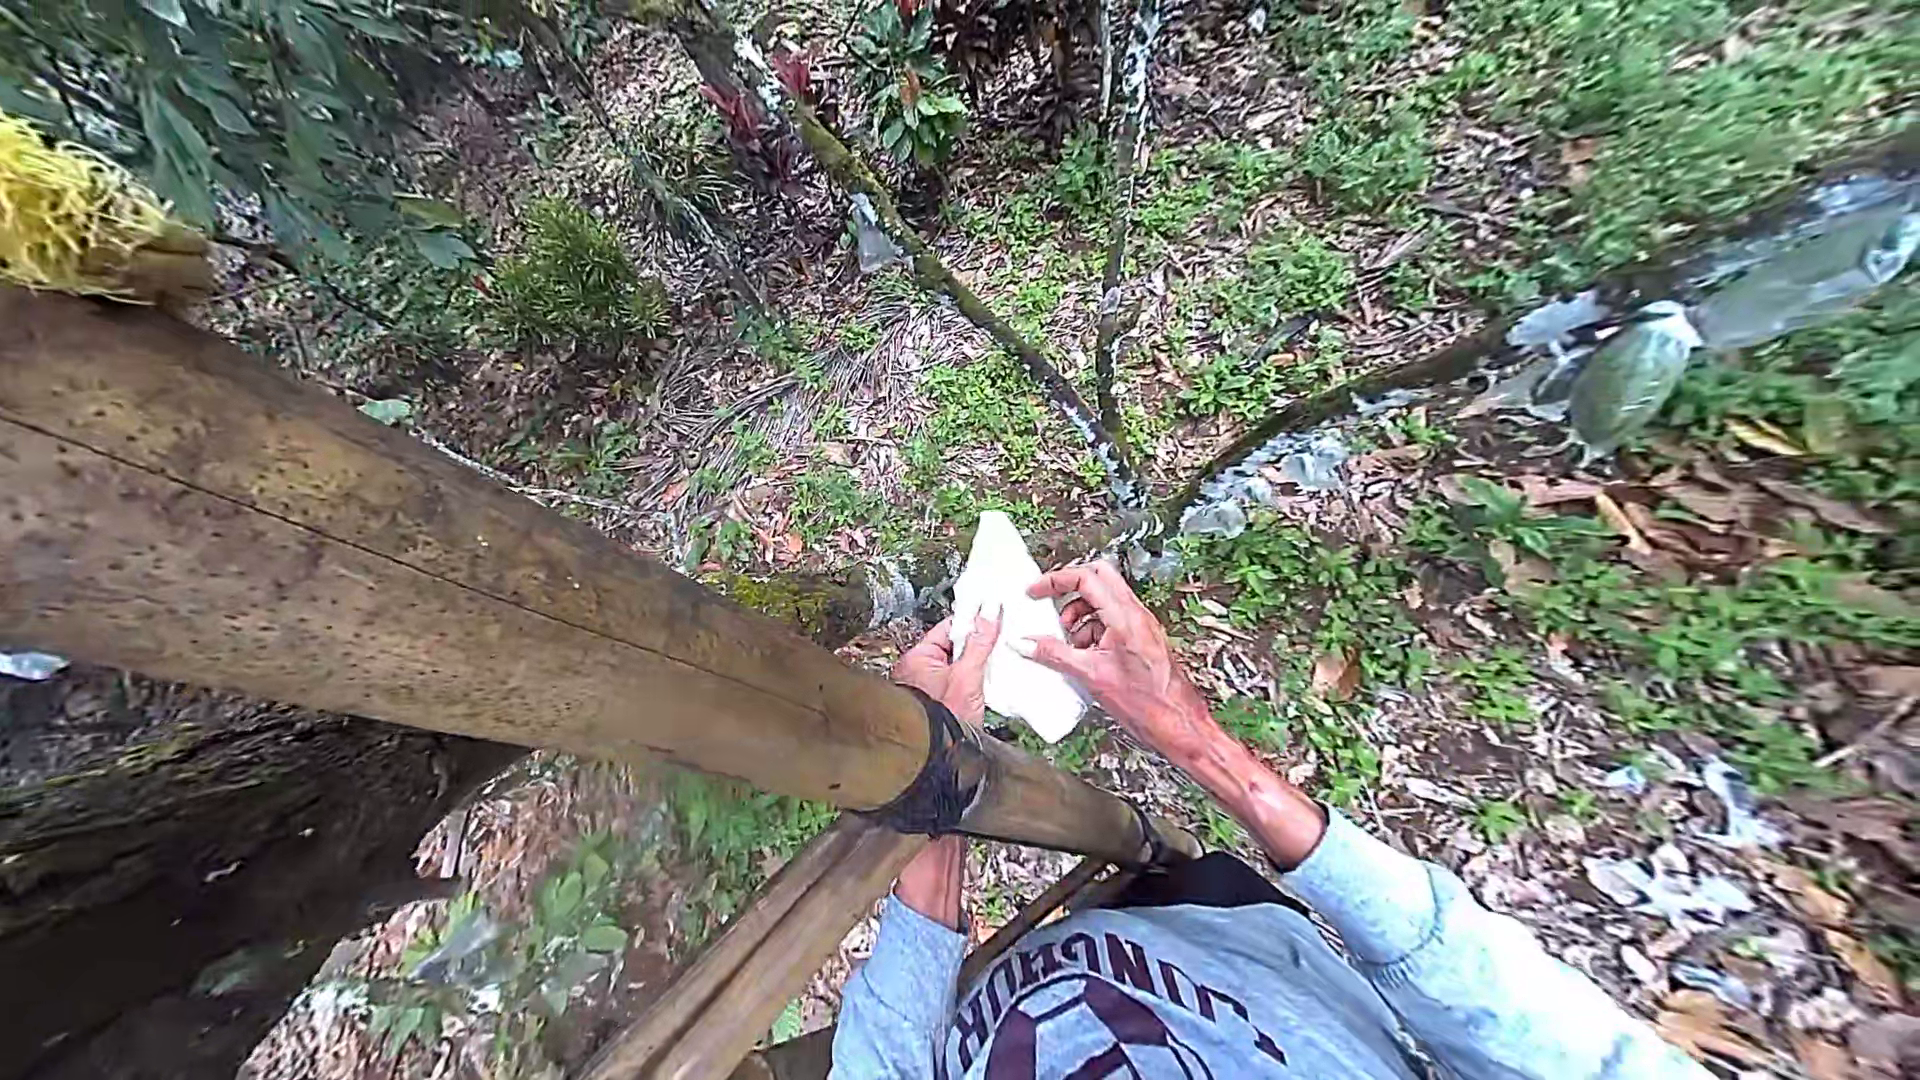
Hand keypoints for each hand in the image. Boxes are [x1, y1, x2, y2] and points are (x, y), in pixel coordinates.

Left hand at [891, 604, 1001, 725]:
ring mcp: (927, 688)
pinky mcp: (939, 703)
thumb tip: (988, 614)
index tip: (990, 617)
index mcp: (917, 658)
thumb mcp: (967, 675)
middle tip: (998, 639)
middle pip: (952, 646)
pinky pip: (957, 681)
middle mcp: (917, 670)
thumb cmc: (944, 718)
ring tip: (996, 660)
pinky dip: (971, 680)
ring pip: (956, 664)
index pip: (947, 628)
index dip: (970, 623)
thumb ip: (979, 643)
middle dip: (975, 645)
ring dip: (974, 663)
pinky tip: (987, 680)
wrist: (940, 759)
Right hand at [1013, 560, 1223, 766]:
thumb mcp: (1090, 676)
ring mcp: (1140, 624)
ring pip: (1104, 598)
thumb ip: (1053, 655)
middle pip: (1098, 576)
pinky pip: (1111, 618)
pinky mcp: (1141, 638)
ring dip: (1080, 611)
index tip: (1036, 591)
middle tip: (1051, 603)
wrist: (1179, 725)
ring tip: (1068, 638)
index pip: (1086, 577)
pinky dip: (1092, 628)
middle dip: (1069, 587)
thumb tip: (1026, 644)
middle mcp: (1135, 614)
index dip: (1055, 580)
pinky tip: (1084, 653)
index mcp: (1124, 617)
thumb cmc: (1148, 704)